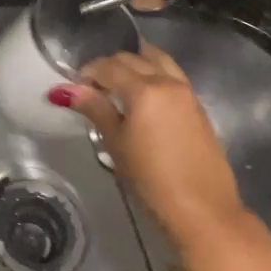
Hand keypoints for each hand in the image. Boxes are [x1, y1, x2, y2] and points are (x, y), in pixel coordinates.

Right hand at [52, 45, 244, 240]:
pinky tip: (145, 98)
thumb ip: (95, 109)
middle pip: (134, 58)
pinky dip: (155, 74)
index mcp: (144, 89)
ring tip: (122, 86)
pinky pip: (173, 76)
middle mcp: (168, 82)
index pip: (109, 66)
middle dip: (111, 66)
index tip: (77, 88)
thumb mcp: (117, 144)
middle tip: (96, 89)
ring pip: (158, 61)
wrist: (204, 211)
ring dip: (137, 64)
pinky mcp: (199, 107)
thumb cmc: (152, 180)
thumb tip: (65, 89)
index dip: (89, 72)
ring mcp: (187, 93)